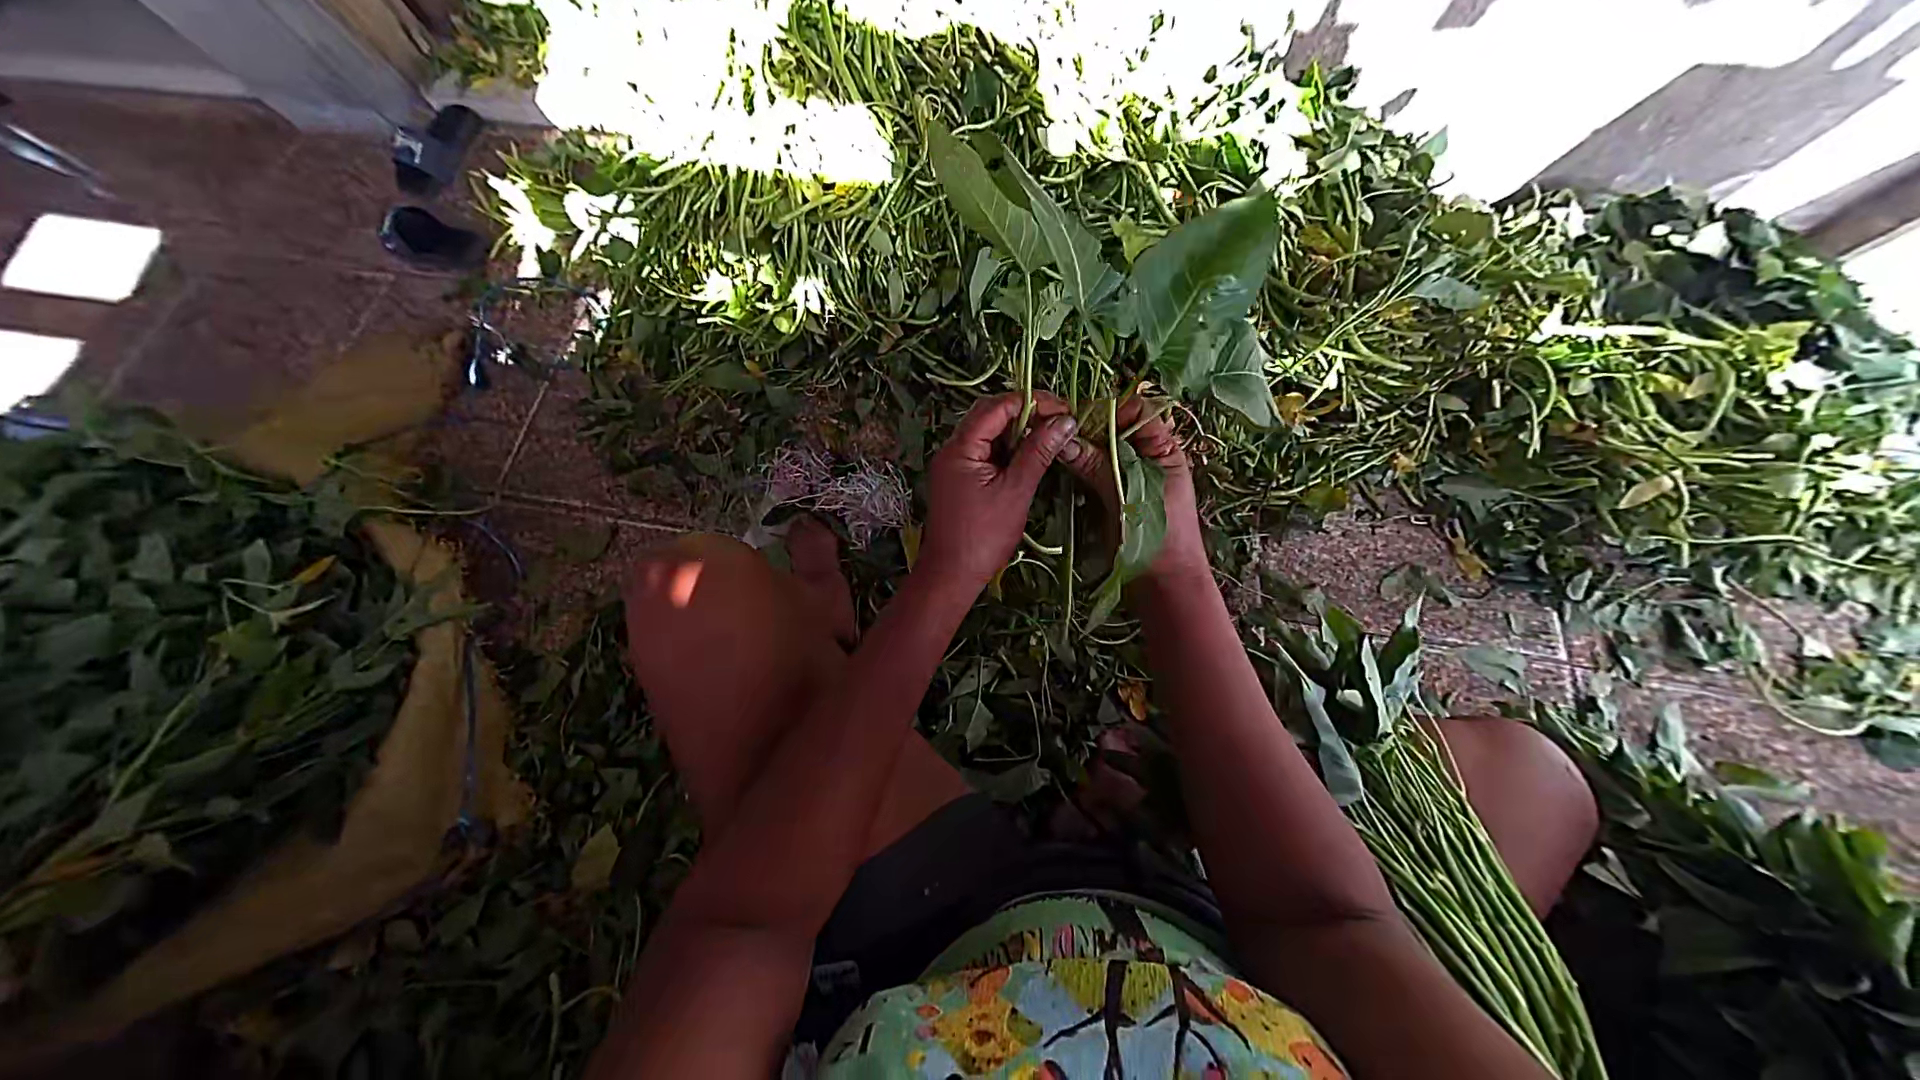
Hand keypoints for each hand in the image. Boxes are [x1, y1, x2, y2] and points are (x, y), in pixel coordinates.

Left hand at [920, 393, 1079, 589]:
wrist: (951, 575)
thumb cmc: (983, 536)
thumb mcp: (1016, 491)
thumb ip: (1039, 452)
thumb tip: (1065, 421)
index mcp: (960, 447)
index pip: (997, 407)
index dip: (1032, 402)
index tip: (1064, 409)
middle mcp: (953, 449)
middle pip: (991, 415)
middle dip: (1026, 414)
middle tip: (1060, 421)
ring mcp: (955, 464)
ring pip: (989, 434)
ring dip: (1019, 432)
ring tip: (1051, 437)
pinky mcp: (961, 479)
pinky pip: (986, 453)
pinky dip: (1009, 450)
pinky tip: (1031, 457)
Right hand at [1053, 394, 1208, 586]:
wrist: (1162, 586)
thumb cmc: (1159, 537)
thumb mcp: (1130, 494)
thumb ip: (1099, 464)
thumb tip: (1064, 441)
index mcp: (1162, 451)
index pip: (1137, 412)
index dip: (1109, 410)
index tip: (1077, 418)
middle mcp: (1142, 461)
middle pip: (1111, 431)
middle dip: (1084, 430)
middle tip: (1053, 432)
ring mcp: (1123, 481)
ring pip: (1095, 454)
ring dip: (1075, 451)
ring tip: (1050, 449)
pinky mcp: (1106, 500)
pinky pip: (1087, 477)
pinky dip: (1072, 472)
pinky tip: (1055, 470)